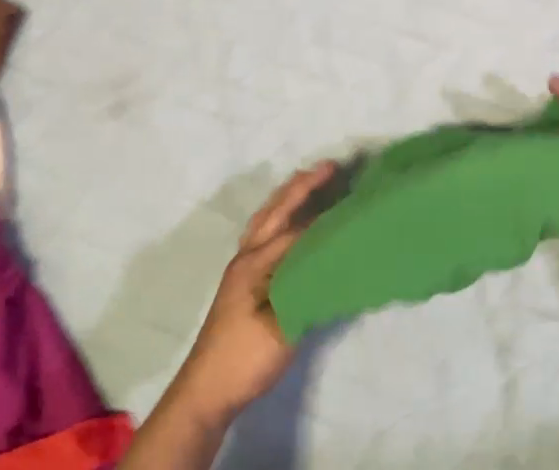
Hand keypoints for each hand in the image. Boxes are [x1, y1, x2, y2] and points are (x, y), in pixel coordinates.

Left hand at [170, 162, 336, 425]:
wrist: (206, 392)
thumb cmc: (245, 357)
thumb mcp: (282, 322)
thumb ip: (306, 286)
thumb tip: (335, 257)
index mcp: (256, 263)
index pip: (296, 228)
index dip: (324, 211)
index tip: (352, 192)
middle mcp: (247, 258)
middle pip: (275, 212)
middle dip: (301, 187)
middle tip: (329, 167)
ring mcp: (242, 270)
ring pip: (265, 222)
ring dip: (287, 199)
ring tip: (310, 182)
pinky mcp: (243, 284)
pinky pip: (264, 236)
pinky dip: (280, 219)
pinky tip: (293, 223)